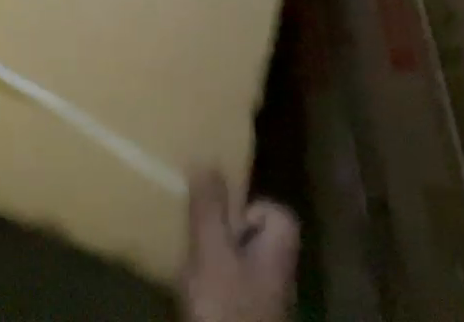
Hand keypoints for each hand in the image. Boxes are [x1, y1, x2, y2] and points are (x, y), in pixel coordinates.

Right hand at [178, 171, 299, 321]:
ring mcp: (263, 301)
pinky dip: (210, 284)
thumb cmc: (226, 309)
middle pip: (257, 238)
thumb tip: (206, 158)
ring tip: (185, 257)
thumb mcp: (212, 252)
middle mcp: (276, 275)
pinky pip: (230, 289)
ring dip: (214, 257)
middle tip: (194, 230)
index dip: (250, 207)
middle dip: (224, 230)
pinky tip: (189, 290)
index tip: (220, 211)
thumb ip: (209, 209)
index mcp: (277, 252)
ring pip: (241, 263)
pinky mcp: (244, 319)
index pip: (278, 214)